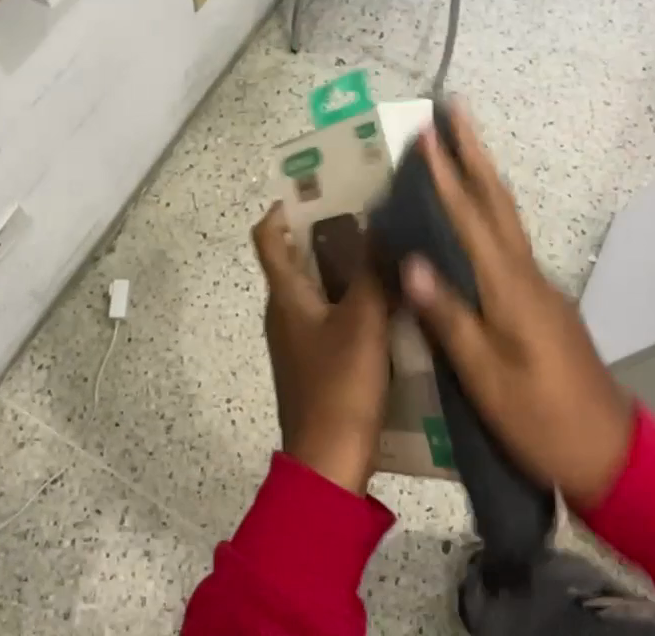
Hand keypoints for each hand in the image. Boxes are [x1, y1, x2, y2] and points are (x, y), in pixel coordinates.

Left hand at [253, 203, 390, 494]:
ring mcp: (295, 343)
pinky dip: (348, 304)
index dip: (281, 211)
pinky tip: (386, 308)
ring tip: (383, 256)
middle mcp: (282, 314)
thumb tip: (378, 224)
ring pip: (315, 292)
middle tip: (367, 219)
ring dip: (341, 271)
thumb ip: (371, 272)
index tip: (310, 192)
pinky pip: (327, 320)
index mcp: (285, 296)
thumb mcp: (363, 322)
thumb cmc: (340, 385)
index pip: (268, 239)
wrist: (328, 463)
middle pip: (296, 262)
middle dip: (326, 237)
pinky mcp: (312, 367)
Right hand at [400, 104, 635, 509]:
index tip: (428, 133)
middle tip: (457, 109)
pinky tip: (475, 215)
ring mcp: (538, 287)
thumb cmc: (539, 418)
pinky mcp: (540, 303)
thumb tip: (411, 261)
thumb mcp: (486, 377)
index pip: (471, 220)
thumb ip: (450, 317)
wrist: (608, 452)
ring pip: (506, 218)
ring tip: (463, 146)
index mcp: (510, 289)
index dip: (446, 176)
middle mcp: (526, 276)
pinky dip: (488, 212)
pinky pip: (507, 242)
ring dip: (483, 176)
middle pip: (498, 203)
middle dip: (475, 153)